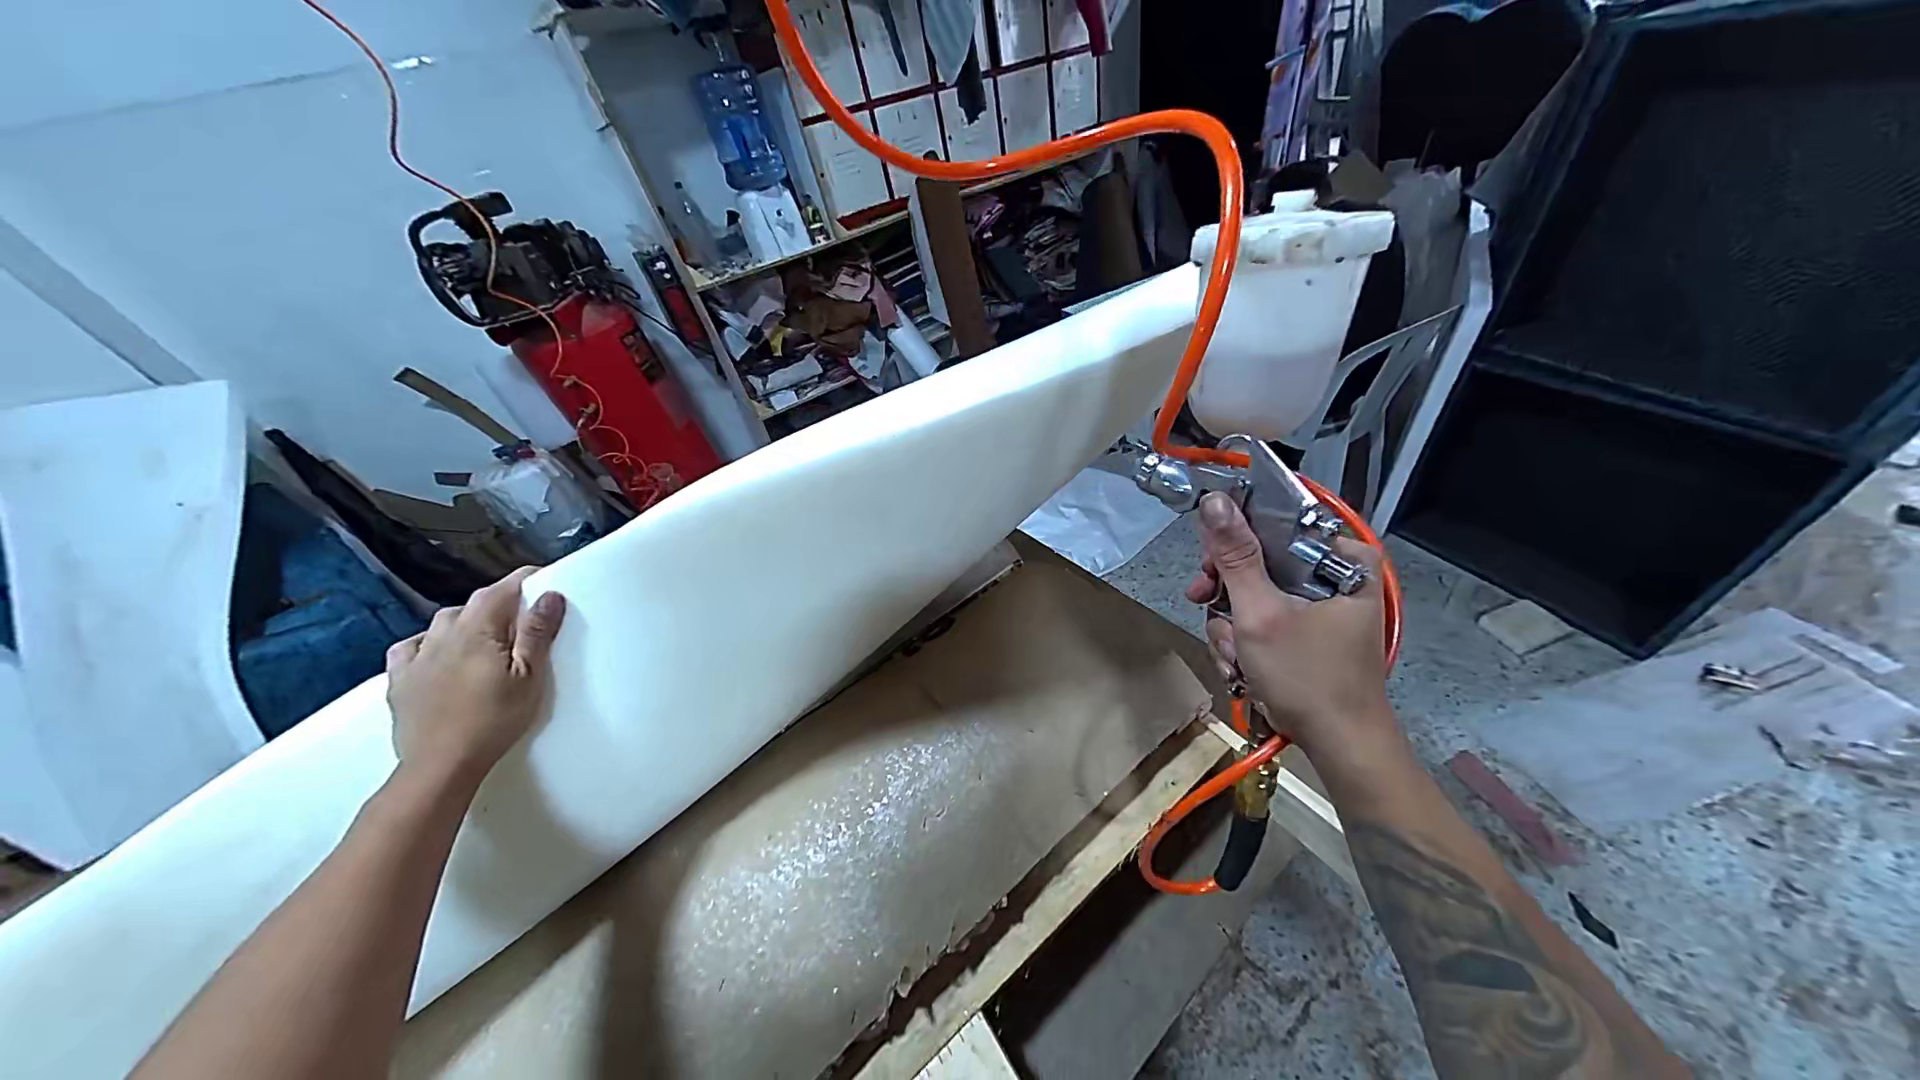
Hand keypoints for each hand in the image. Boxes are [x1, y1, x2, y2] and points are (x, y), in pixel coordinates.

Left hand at [385, 567, 566, 788]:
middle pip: (475, 603)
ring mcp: (417, 657)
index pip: (502, 589)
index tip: (545, 581)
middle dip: (501, 603)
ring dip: (468, 621)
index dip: (525, 580)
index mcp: (478, 631)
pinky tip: (438, 654)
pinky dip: (429, 643)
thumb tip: (548, 595)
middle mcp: (443, 635)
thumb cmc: (494, 721)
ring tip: (487, 637)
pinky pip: (412, 647)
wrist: (440, 765)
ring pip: (444, 622)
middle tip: (525, 619)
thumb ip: (537, 634)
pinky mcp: (399, 680)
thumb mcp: (529, 678)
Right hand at [1183, 492, 1396, 753]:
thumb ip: (1235, 556)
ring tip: (1234, 656)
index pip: (1278, 523)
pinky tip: (1240, 665)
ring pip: (1253, 593)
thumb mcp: (1261, 612)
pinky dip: (1244, 641)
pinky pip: (1261, 619)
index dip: (1236, 539)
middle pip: (1259, 560)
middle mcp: (1335, 576)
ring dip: (1231, 625)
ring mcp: (1320, 607)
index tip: (1210, 565)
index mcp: (1343, 559)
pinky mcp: (1307, 632)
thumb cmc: (1307, 676)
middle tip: (1204, 603)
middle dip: (1228, 594)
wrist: (1339, 746)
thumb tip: (1214, 502)